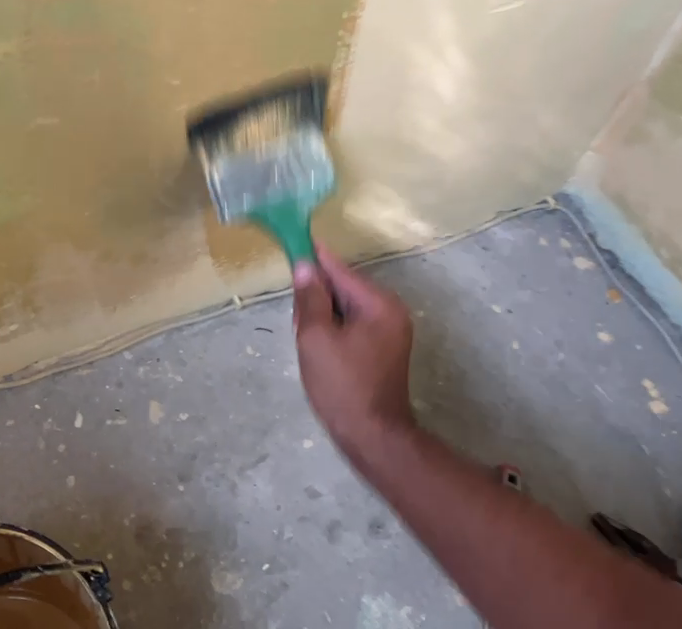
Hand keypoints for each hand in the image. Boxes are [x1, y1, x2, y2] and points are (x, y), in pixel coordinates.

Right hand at [292, 243, 416, 455]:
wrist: (373, 437)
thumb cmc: (342, 385)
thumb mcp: (315, 337)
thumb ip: (309, 298)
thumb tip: (304, 265)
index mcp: (377, 303)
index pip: (338, 269)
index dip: (312, 258)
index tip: (291, 243)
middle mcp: (390, 309)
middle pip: (342, 286)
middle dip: (316, 297)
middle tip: (299, 323)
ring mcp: (390, 329)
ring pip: (345, 306)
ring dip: (323, 315)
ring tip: (309, 342)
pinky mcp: (384, 347)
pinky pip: (353, 323)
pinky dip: (334, 328)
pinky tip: (321, 349)